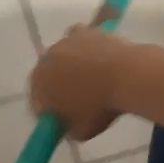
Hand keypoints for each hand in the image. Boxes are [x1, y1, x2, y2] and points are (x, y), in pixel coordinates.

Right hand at [30, 26, 131, 140]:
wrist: (126, 76)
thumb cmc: (100, 107)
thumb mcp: (81, 131)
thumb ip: (68, 128)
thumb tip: (69, 124)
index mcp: (38, 87)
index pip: (38, 103)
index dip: (51, 113)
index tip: (64, 119)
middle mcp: (44, 61)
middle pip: (47, 77)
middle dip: (59, 88)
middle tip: (79, 99)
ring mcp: (62, 43)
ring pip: (61, 58)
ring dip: (71, 67)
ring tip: (93, 78)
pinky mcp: (81, 31)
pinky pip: (75, 39)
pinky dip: (82, 47)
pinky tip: (95, 56)